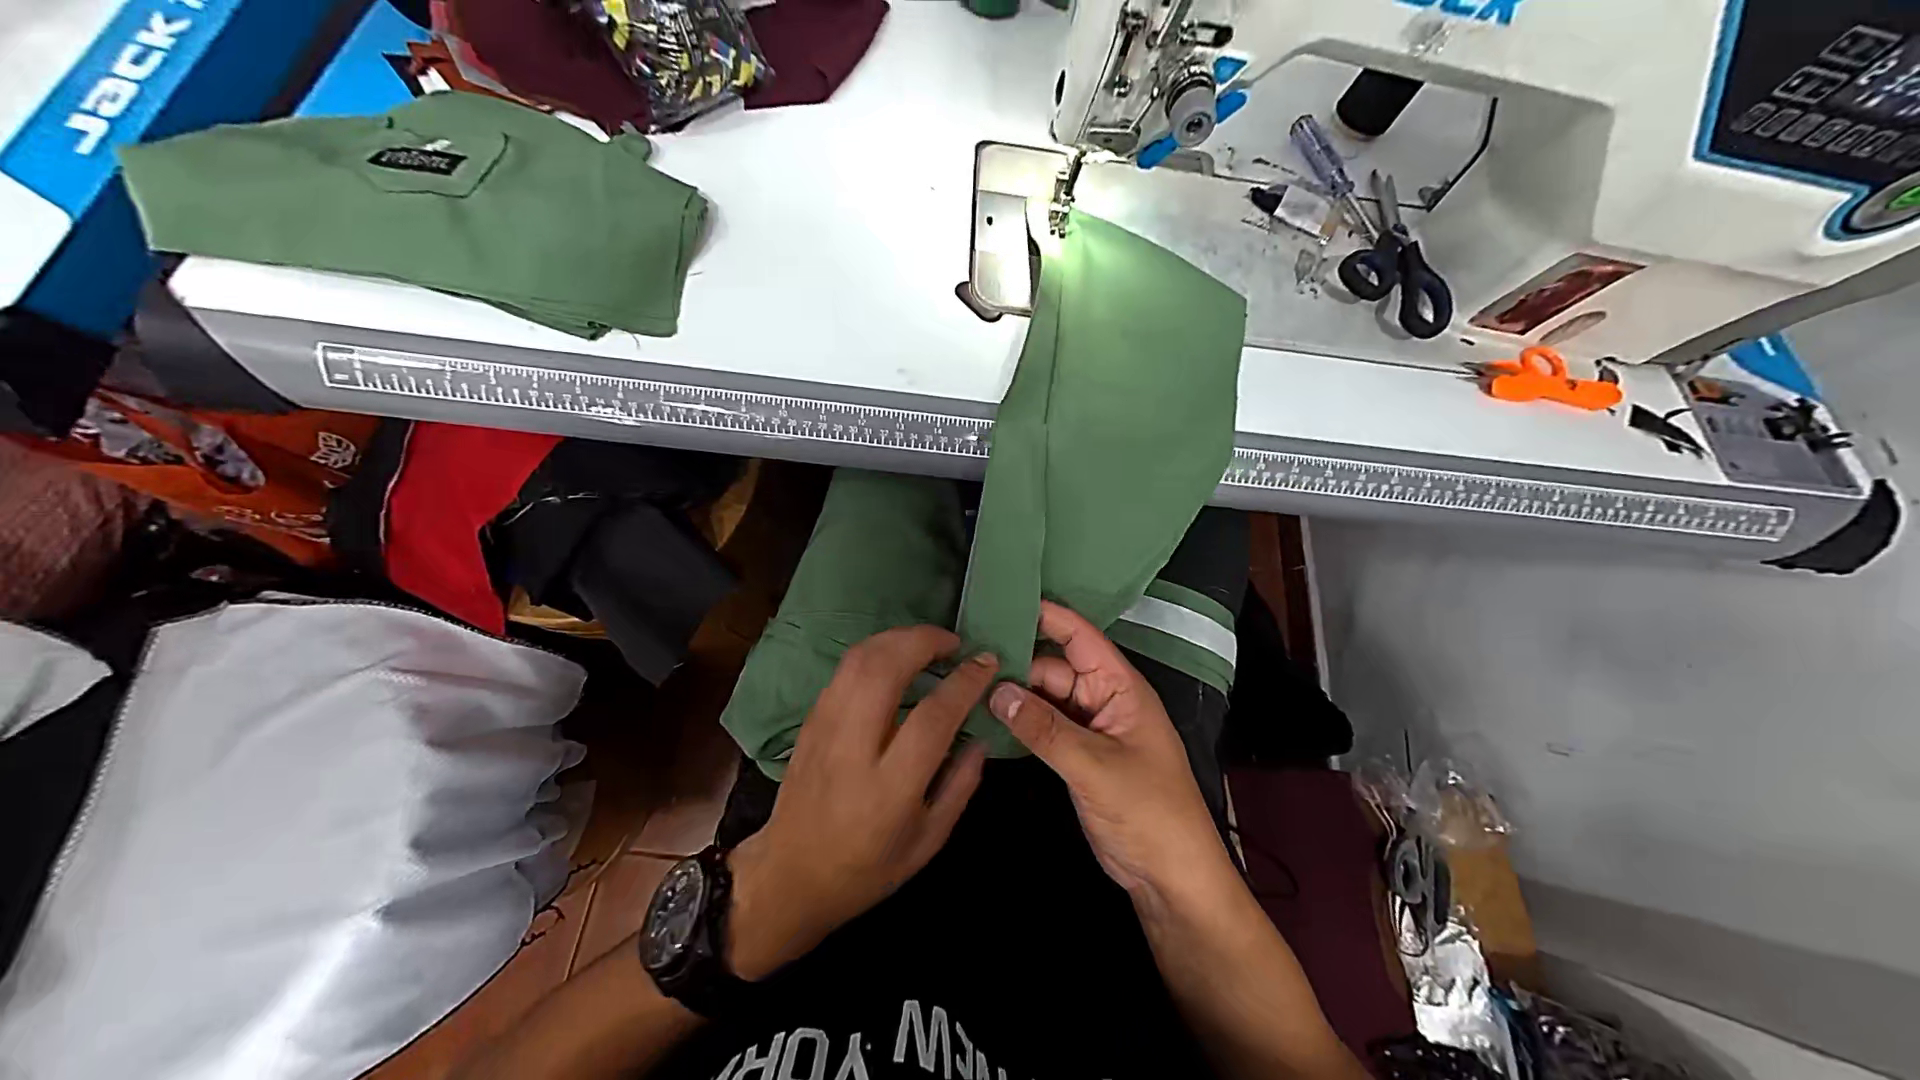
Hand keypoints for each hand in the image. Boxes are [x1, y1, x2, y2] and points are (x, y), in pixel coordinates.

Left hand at [726, 626, 994, 979]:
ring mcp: (824, 730)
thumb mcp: (928, 842)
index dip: (963, 683)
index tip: (985, 663)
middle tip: (954, 642)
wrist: (790, 876)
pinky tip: (895, 658)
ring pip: (858, 661)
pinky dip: (875, 652)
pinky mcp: (809, 721)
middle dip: (924, 641)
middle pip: (884, 670)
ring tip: (928, 643)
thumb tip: (981, 735)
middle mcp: (851, 750)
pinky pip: (843, 671)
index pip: (931, 718)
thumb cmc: (866, 868)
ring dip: (897, 638)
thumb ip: (960, 785)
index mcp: (888, 789)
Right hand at [988, 600, 1225, 895]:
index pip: (1080, 637)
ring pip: (1044, 696)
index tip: (1002, 599)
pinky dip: (1018, 720)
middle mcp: (1102, 699)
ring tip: (966, 681)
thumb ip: (1044, 728)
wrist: (1169, 877)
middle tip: (966, 655)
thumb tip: (995, 691)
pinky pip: (1042, 724)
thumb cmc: (1148, 812)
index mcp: (1120, 687)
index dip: (1046, 615)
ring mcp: (1088, 727)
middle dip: (1016, 660)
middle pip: (1053, 667)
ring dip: (1013, 692)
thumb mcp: (1095, 766)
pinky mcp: (1075, 753)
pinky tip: (986, 715)